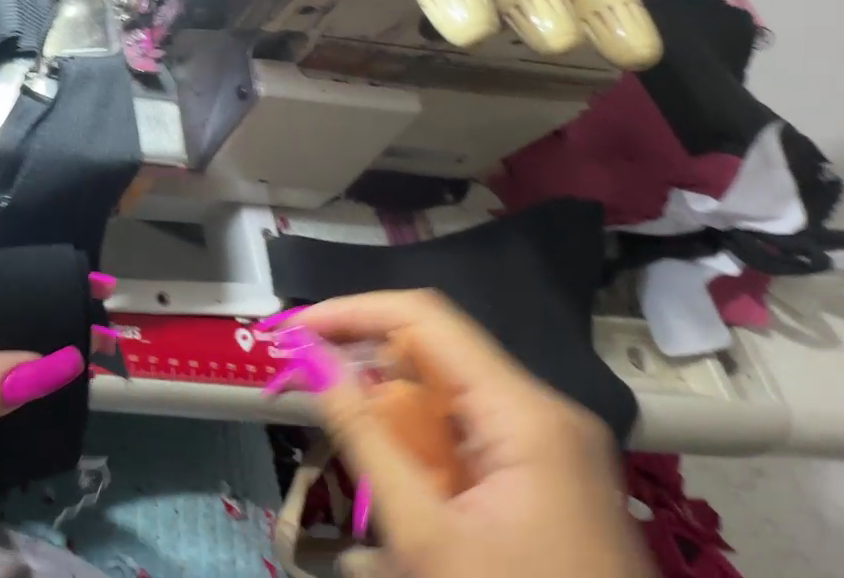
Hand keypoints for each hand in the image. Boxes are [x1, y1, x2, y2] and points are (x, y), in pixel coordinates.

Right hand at [286, 291, 655, 577]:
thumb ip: (363, 432)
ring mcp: (551, 445)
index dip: (351, 313)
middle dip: (364, 365)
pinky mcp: (546, 475)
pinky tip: (395, 479)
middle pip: (434, 352)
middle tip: (304, 386)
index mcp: (525, 413)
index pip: (423, 318)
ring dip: (387, 409)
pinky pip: (466, 429)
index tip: (292, 332)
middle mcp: (544, 413)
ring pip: (445, 392)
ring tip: (346, 442)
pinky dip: (418, 440)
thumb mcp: (423, 530)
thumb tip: (313, 358)